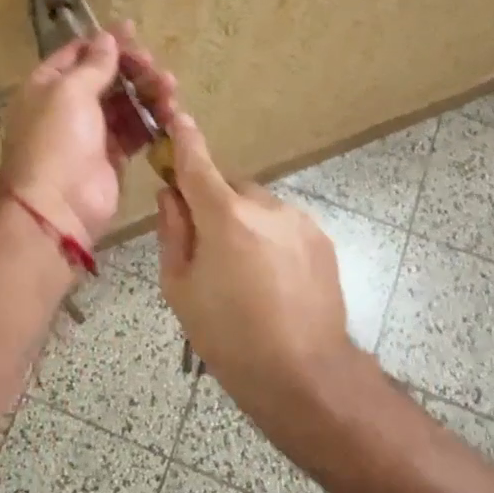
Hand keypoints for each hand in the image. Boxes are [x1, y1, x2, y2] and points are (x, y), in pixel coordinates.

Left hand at [0, 22, 176, 246]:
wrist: (57, 207)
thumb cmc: (57, 140)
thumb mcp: (70, 92)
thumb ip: (93, 65)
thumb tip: (107, 39)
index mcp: (46, 86)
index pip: (77, 55)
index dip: (105, 42)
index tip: (134, 32)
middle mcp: (65, 107)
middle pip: (104, 78)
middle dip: (133, 69)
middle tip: (156, 68)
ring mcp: (88, 134)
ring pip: (123, 104)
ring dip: (147, 93)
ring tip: (170, 90)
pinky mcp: (110, 157)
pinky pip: (134, 132)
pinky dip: (151, 121)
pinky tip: (171, 114)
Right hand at [153, 116, 361, 409]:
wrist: (304, 374)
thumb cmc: (228, 337)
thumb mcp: (180, 288)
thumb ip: (173, 233)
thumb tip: (172, 196)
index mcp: (226, 218)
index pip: (198, 165)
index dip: (184, 140)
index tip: (177, 118)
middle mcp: (267, 208)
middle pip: (228, 188)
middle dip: (212, 204)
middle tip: (203, 247)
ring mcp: (300, 223)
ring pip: (257, 208)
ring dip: (243, 224)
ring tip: (240, 274)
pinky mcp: (321, 241)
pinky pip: (282, 226)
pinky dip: (268, 240)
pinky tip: (268, 281)